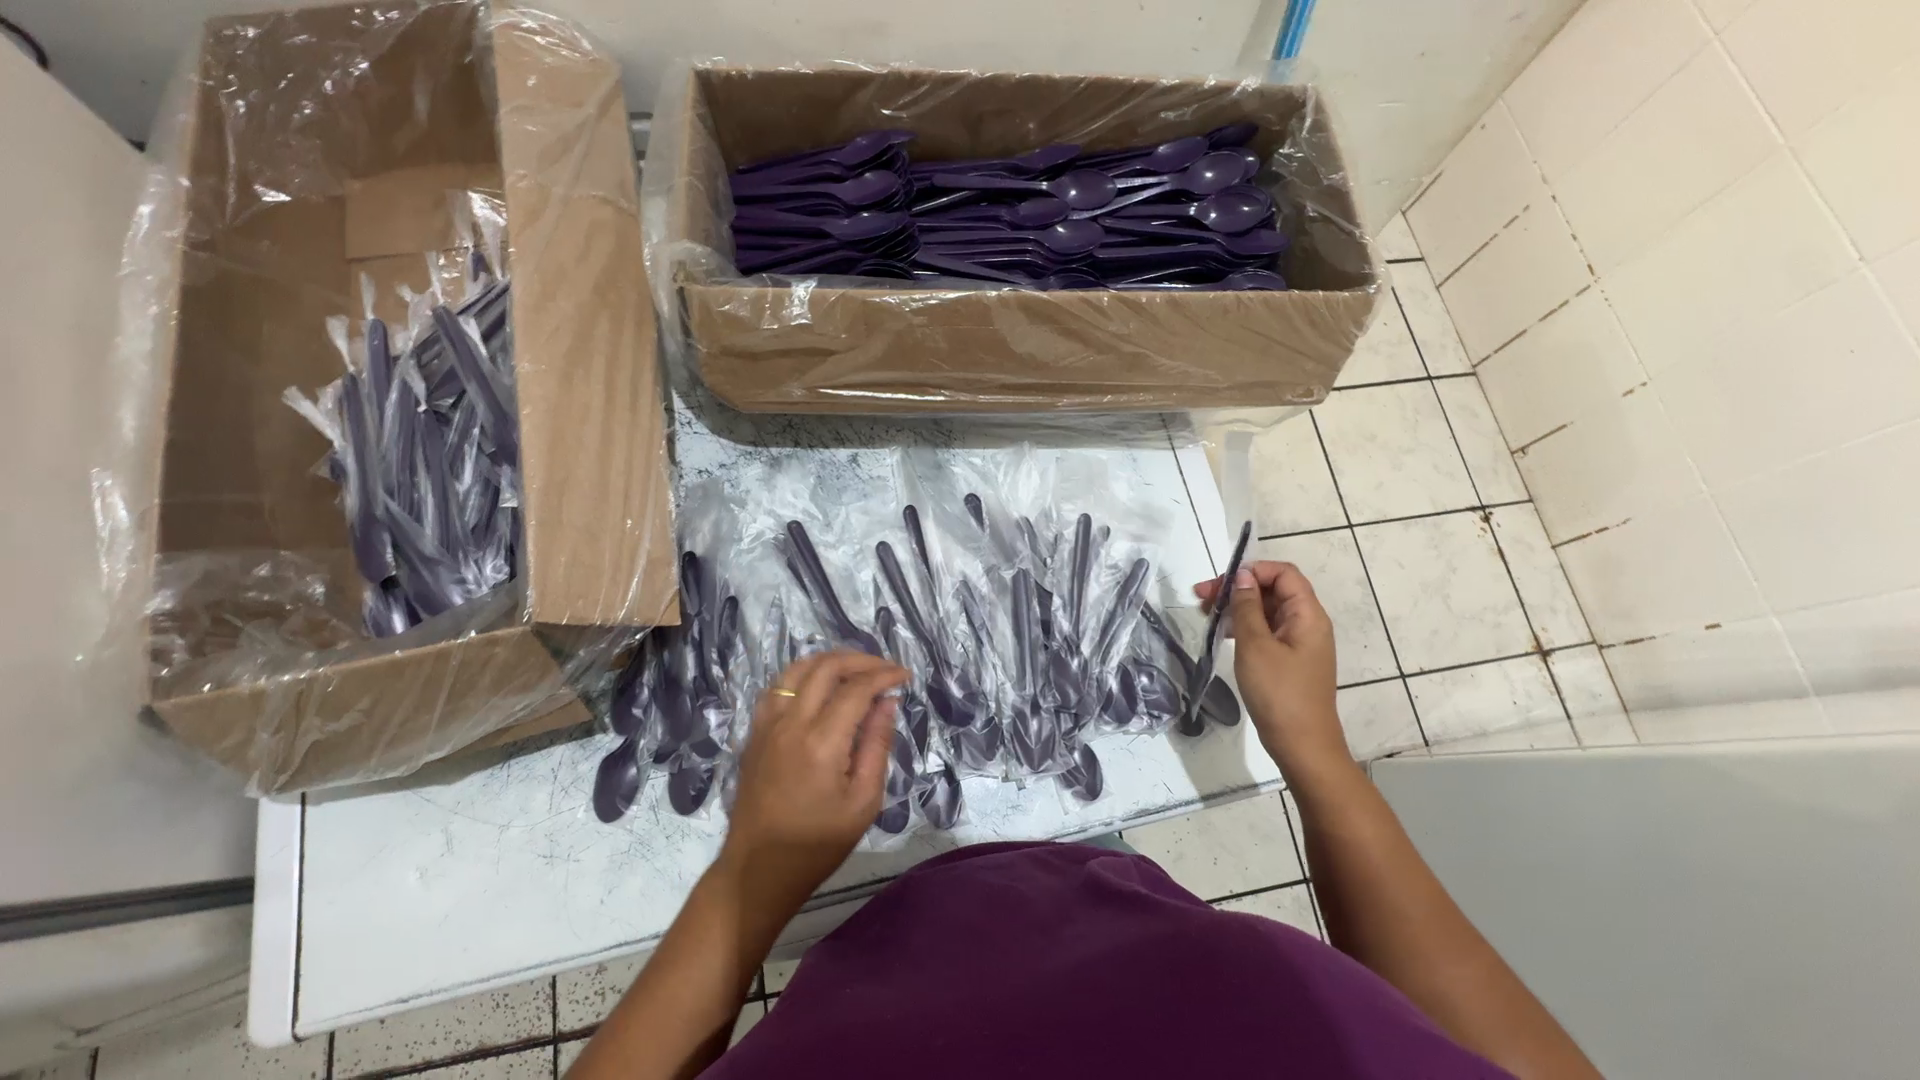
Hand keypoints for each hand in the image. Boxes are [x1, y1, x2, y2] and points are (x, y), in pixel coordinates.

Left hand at [719, 651, 906, 907]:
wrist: (759, 869)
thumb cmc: (818, 844)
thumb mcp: (863, 802)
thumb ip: (876, 746)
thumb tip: (887, 703)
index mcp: (821, 742)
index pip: (856, 688)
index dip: (884, 675)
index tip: (905, 676)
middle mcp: (790, 723)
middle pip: (825, 667)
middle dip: (860, 660)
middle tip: (885, 671)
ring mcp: (766, 725)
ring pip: (796, 669)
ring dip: (829, 662)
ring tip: (855, 672)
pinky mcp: (754, 733)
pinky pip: (777, 687)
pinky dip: (803, 676)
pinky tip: (819, 688)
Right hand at [1194, 561, 1347, 776]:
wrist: (1301, 744)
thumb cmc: (1279, 692)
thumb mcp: (1255, 645)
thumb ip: (1247, 607)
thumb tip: (1243, 577)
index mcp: (1307, 615)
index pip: (1284, 574)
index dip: (1253, 571)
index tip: (1221, 584)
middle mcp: (1307, 623)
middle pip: (1274, 590)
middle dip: (1238, 588)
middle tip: (1201, 597)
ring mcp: (1299, 643)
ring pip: (1267, 611)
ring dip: (1238, 607)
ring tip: (1205, 614)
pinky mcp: (1289, 660)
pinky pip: (1267, 632)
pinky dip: (1244, 627)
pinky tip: (1222, 634)